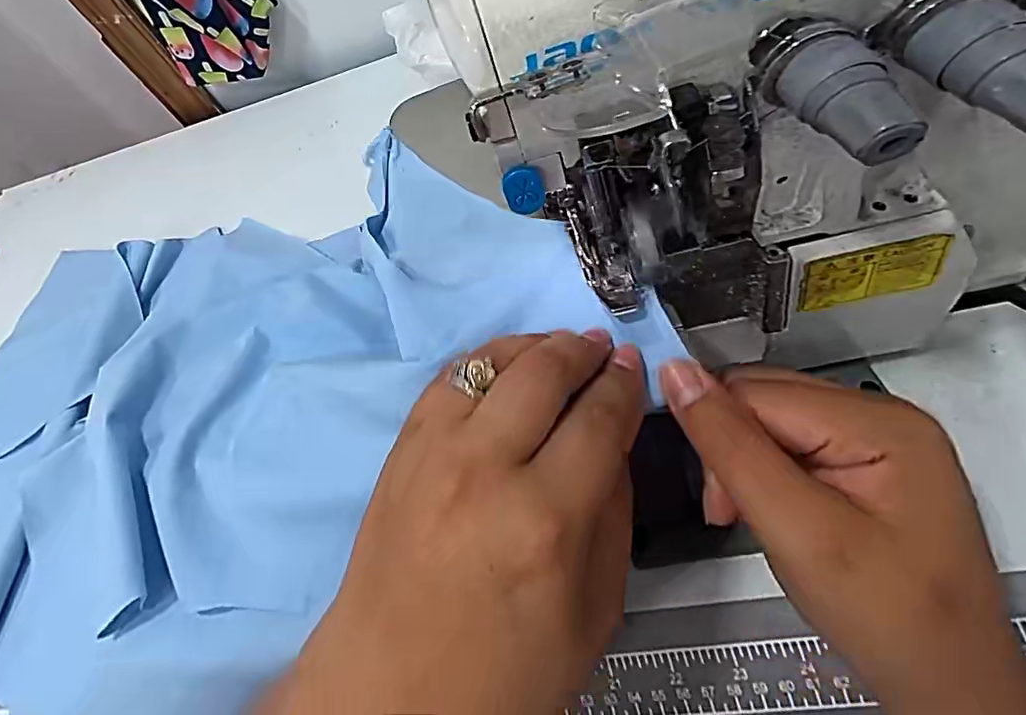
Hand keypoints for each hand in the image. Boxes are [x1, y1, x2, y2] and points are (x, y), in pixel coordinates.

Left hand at [257, 331, 647, 714]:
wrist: (394, 683)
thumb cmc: (505, 669)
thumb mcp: (593, 610)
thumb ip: (613, 512)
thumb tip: (613, 438)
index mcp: (545, 520)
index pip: (597, 421)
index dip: (621, 384)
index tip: (631, 367)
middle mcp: (485, 469)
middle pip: (543, 374)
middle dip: (580, 349)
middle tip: (600, 345)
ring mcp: (434, 450)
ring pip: (489, 362)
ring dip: (532, 344)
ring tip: (558, 345)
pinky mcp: (401, 446)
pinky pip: (447, 379)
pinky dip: (482, 361)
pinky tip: (504, 367)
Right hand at [660, 361, 1025, 714]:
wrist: (949, 688)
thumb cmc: (887, 617)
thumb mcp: (797, 530)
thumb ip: (730, 446)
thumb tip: (676, 372)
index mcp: (881, 422)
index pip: (756, 393)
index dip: (720, 437)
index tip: (719, 502)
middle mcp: (881, 414)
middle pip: (761, 398)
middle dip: (730, 450)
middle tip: (731, 510)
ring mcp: (877, 436)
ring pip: (767, 417)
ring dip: (742, 462)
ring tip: (750, 514)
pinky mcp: (865, 458)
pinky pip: (787, 439)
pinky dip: (763, 471)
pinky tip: (772, 508)